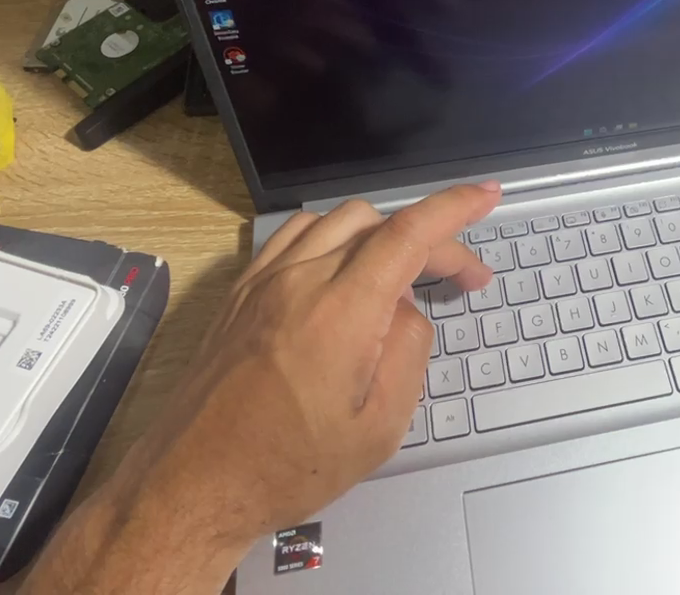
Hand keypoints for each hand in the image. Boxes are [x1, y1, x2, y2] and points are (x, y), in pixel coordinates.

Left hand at [24, 182, 499, 593]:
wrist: (192, 485)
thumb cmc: (288, 464)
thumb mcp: (380, 427)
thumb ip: (410, 349)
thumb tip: (408, 307)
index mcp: (342, 311)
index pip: (410, 233)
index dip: (456, 206)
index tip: (487, 194)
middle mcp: (302, 278)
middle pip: (381, 223)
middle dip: (431, 238)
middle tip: (456, 278)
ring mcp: (266, 278)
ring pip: (339, 219)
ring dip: (383, 233)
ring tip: (401, 272)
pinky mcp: (243, 287)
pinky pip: (296, 232)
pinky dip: (334, 234)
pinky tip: (342, 265)